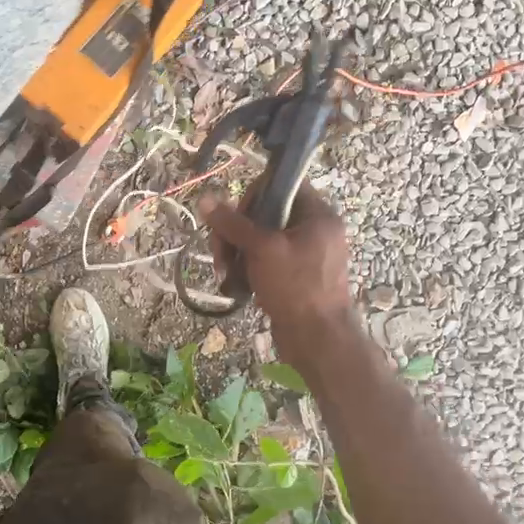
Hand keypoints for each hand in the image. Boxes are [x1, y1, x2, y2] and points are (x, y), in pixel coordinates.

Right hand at [202, 188, 360, 366]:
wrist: (317, 339)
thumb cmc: (295, 287)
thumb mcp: (261, 249)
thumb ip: (232, 223)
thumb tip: (205, 199)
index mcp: (318, 214)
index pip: (281, 184)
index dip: (253, 196)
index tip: (236, 219)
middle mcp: (315, 228)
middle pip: (265, 212)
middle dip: (237, 231)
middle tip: (221, 253)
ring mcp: (306, 252)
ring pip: (260, 236)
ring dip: (237, 251)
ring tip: (225, 272)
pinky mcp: (296, 273)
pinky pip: (265, 257)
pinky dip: (248, 266)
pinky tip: (236, 282)